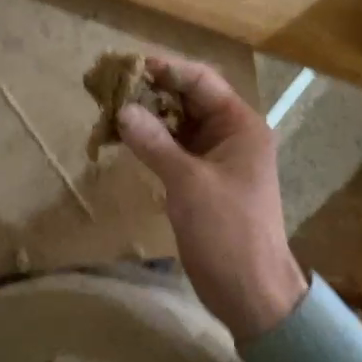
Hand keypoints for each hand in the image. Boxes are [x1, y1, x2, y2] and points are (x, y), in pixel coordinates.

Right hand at [118, 55, 307, 340]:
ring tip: (110, 108)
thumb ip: (155, 143)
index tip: (129, 66)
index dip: (166, 70)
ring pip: (178, 123)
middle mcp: (231, 134)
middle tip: (111, 86)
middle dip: (151, 91)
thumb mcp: (189, 184)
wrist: (252, 295)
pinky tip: (123, 139)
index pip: (201, 81)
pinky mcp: (203, 180)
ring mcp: (217, 158)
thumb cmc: (229, 231)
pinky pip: (174, 148)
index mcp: (241, 125)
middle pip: (188, 99)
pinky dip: (151, 141)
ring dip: (148, 116)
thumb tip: (122, 110)